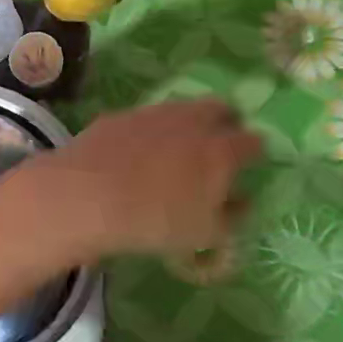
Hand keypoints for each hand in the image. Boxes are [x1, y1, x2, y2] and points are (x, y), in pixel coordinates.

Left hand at [22, 99, 262, 261]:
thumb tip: (242, 201)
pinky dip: (148, 130)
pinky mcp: (118, 116)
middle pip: (219, 109)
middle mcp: (190, 122)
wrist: (87, 196)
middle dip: (224, 121)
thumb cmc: (155, 221)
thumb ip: (231, 216)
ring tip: (176, 145)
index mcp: (221, 150)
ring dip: (185, 121)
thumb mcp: (204, 233)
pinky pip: (143, 118)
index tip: (251, 161)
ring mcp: (152, 114)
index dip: (255, 151)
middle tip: (218, 142)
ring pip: (180, 108)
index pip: (252, 142)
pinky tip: (136, 149)